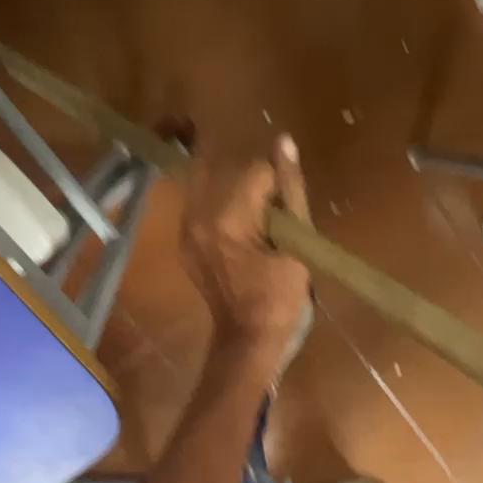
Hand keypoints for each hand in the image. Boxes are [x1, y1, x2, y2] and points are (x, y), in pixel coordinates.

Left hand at [181, 135, 311, 355]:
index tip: (290, 209)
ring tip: (259, 219)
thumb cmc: (280, 298)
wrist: (247, 342)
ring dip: (236, 190)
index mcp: (227, 218)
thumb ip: (290, 189)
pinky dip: (223, 206)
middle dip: (254, 181)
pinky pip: (202, 205)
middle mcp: (197, 217)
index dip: (280, 184)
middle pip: (228, 170)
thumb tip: (284, 140)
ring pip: (210, 183)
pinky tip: (242, 231)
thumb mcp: (297, 243)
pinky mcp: (185, 242)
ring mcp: (186, 230)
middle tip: (272, 212)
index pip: (256, 170)